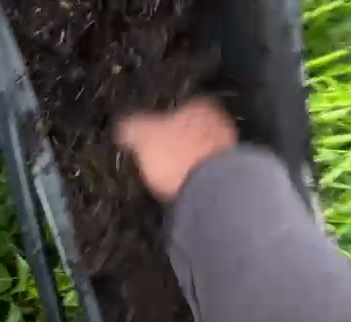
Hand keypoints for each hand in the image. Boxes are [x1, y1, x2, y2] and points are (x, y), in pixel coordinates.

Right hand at [114, 98, 239, 201]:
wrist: (209, 186)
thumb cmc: (175, 155)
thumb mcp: (142, 137)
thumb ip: (131, 128)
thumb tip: (121, 125)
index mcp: (197, 105)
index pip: (175, 110)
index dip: (159, 126)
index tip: (149, 142)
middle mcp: (217, 120)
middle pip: (190, 130)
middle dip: (175, 144)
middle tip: (158, 160)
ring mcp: (226, 146)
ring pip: (200, 151)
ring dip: (187, 162)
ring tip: (169, 179)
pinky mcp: (230, 171)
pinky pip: (206, 171)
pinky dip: (195, 177)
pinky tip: (184, 188)